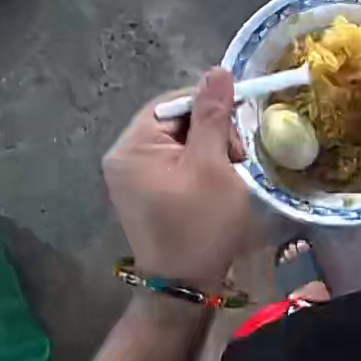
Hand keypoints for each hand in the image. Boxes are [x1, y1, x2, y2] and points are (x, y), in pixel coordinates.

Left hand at [102, 69, 253, 290]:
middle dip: (211, 132)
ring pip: (178, 142)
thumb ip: (213, 115)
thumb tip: (217, 70)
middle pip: (174, 122)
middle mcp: (123, 156)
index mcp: (132, 146)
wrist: (184, 289)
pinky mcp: (143, 193)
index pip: (172, 103)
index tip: (236, 129)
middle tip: (236, 158)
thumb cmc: (200, 225)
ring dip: (209, 150)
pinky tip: (215, 184)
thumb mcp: (213, 165)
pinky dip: (198, 167)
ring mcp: (131, 177)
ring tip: (229, 174)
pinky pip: (173, 163)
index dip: (208, 107)